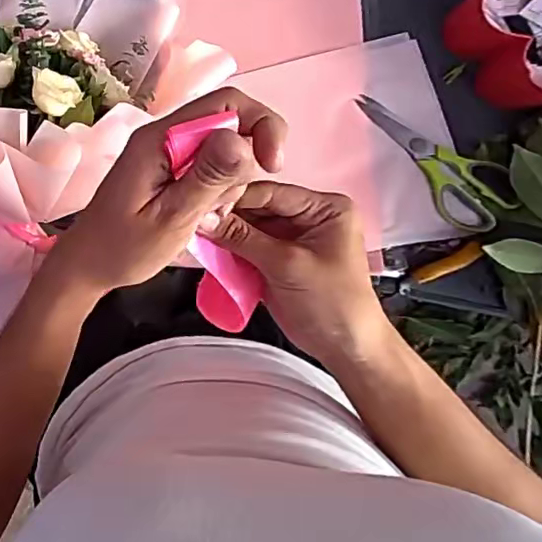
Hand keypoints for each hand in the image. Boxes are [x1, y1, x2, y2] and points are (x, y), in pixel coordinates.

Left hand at [46, 88, 286, 294]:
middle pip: (230, 122)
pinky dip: (218, 190)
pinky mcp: (170, 168)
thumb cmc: (123, 248)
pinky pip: (211, 166)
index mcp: (161, 138)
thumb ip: (206, 177)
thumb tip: (241, 138)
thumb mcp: (171, 217)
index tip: (271, 165)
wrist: (88, 265)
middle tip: (223, 204)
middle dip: (243, 162)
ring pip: (225, 148)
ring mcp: (167, 151)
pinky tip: (201, 216)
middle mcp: (165, 135)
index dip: (260, 125)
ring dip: (229, 182)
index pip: (226, 103)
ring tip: (205, 215)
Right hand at [201, 182, 392, 364]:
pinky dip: (231, 249)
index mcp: (324, 208)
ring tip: (197, 233)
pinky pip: (248, 246)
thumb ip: (243, 238)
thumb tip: (204, 218)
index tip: (203, 203)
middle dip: (228, 216)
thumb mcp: (287, 264)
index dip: (237, 197)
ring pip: (249, 226)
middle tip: (195, 219)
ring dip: (226, 233)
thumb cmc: (333, 304)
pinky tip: (209, 249)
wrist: (346, 350)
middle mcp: (308, 217)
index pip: (272, 192)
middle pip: (258, 207)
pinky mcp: (278, 258)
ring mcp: (291, 238)